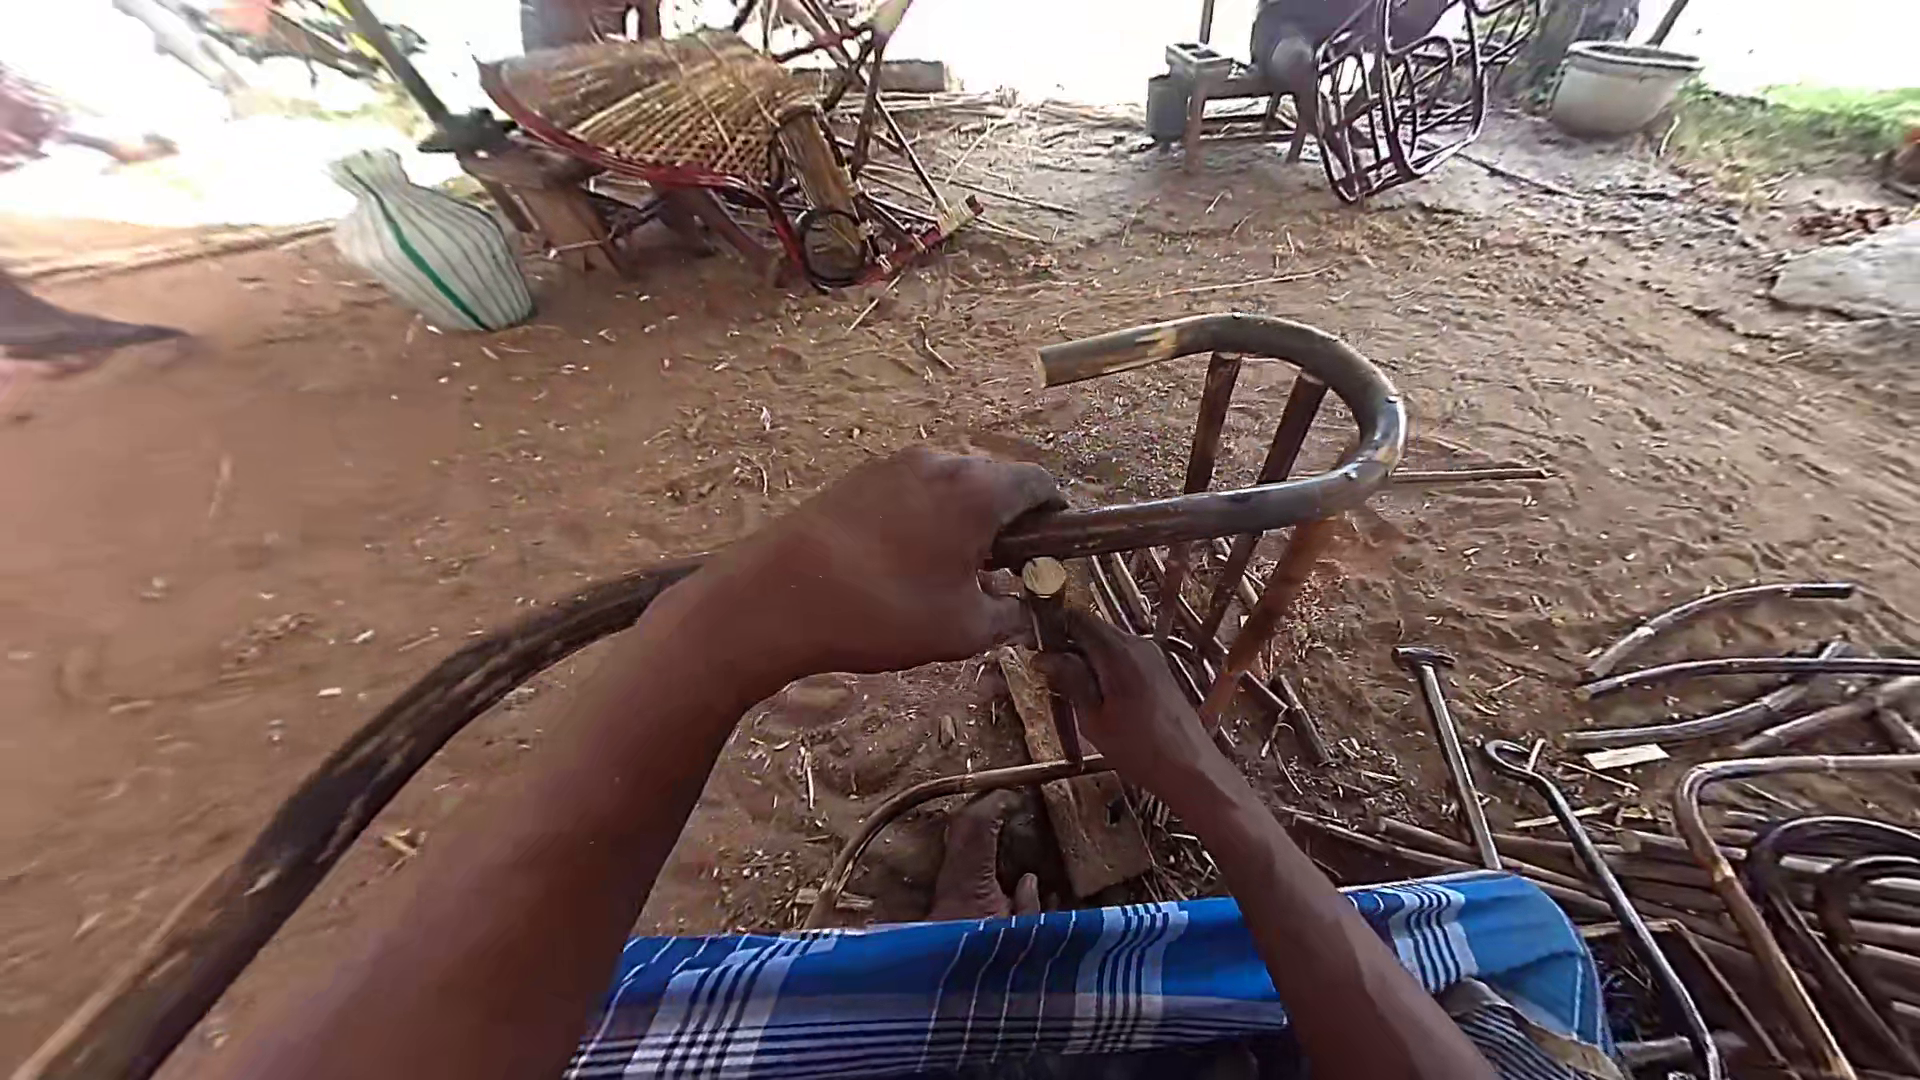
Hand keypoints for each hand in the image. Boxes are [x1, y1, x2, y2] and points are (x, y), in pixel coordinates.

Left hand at [670, 447, 1059, 688]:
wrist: (775, 596)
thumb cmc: (884, 611)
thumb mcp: (963, 630)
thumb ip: (1010, 616)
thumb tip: (1021, 609)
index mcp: (978, 489)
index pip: (1040, 483)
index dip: (1055, 514)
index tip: (1048, 548)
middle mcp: (940, 461)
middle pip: (995, 481)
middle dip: (1006, 521)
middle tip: (996, 570)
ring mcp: (894, 462)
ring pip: (951, 484)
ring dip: (963, 518)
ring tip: (944, 568)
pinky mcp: (858, 475)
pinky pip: (912, 488)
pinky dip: (926, 514)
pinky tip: (901, 557)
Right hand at [1039, 609, 1233, 804]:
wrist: (1192, 770)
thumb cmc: (1141, 750)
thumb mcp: (1093, 719)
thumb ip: (1070, 680)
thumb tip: (1044, 657)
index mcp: (1118, 652)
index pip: (1076, 617)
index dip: (1050, 625)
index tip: (1032, 642)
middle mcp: (1136, 645)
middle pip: (1090, 628)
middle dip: (1064, 644)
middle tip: (1045, 671)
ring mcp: (1150, 655)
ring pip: (1104, 642)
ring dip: (1082, 657)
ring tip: (1067, 688)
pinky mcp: (1156, 669)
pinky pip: (1120, 655)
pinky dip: (1101, 666)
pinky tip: (1093, 695)